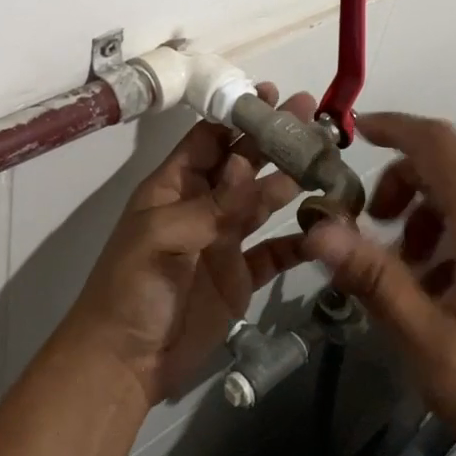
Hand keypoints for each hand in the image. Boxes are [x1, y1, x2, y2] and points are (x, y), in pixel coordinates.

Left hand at [55, 84, 312, 405]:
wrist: (127, 359)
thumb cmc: (132, 286)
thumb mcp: (163, 236)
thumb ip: (210, 204)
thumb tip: (248, 165)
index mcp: (172, 186)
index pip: (208, 139)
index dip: (236, 117)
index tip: (271, 96)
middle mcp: (200, 205)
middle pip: (241, 164)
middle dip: (272, 140)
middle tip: (310, 115)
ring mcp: (222, 240)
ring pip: (262, 201)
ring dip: (291, 181)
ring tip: (326, 159)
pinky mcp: (241, 276)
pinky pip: (276, 251)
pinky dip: (300, 239)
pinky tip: (328, 225)